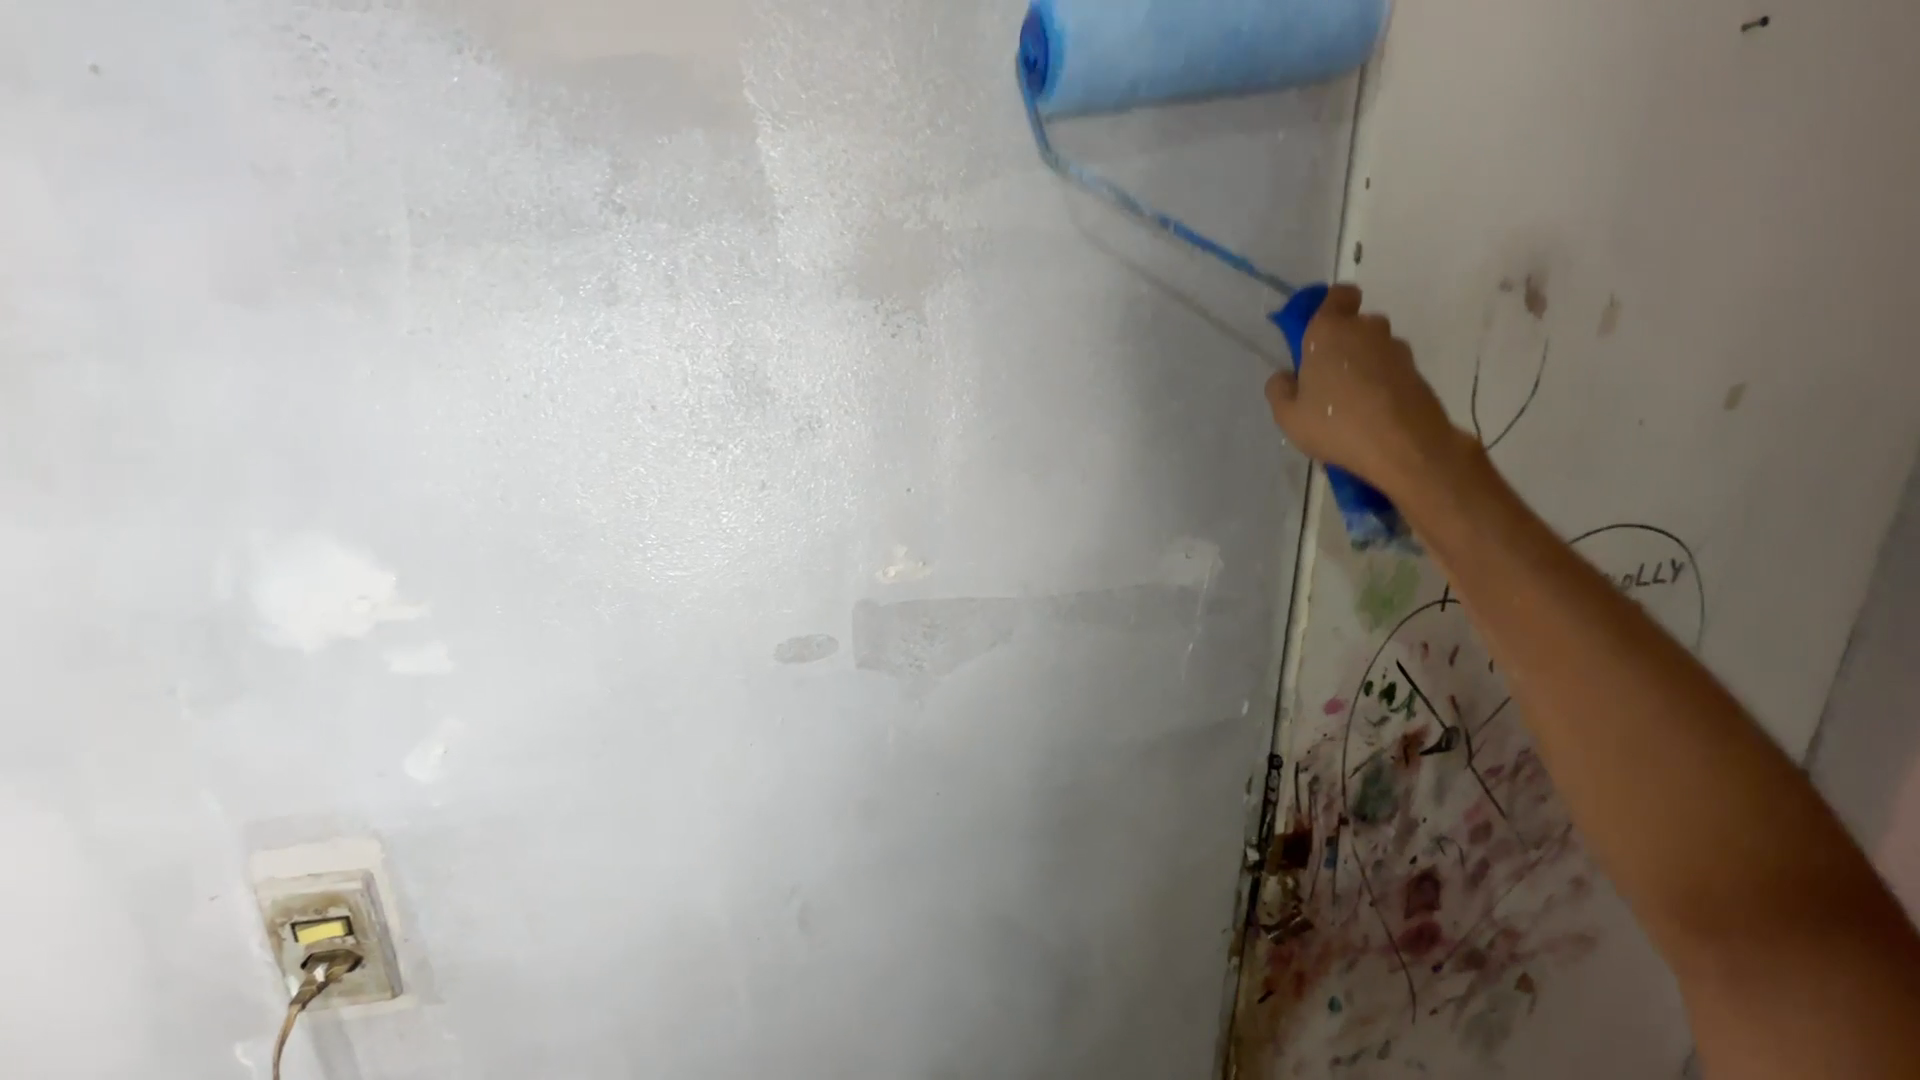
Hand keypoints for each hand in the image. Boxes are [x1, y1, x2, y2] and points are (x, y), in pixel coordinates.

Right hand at [1265, 285, 1465, 497]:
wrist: (1404, 448)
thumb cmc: (1336, 424)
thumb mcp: (1287, 415)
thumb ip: (1280, 389)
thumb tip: (1286, 377)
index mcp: (1330, 330)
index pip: (1339, 295)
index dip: (1331, 307)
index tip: (1319, 333)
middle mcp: (1367, 330)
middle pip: (1355, 326)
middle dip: (1343, 345)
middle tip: (1328, 379)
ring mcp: (1397, 351)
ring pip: (1374, 350)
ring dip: (1363, 367)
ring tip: (1351, 405)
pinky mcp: (1417, 374)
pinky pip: (1391, 373)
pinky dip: (1381, 386)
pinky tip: (1371, 417)